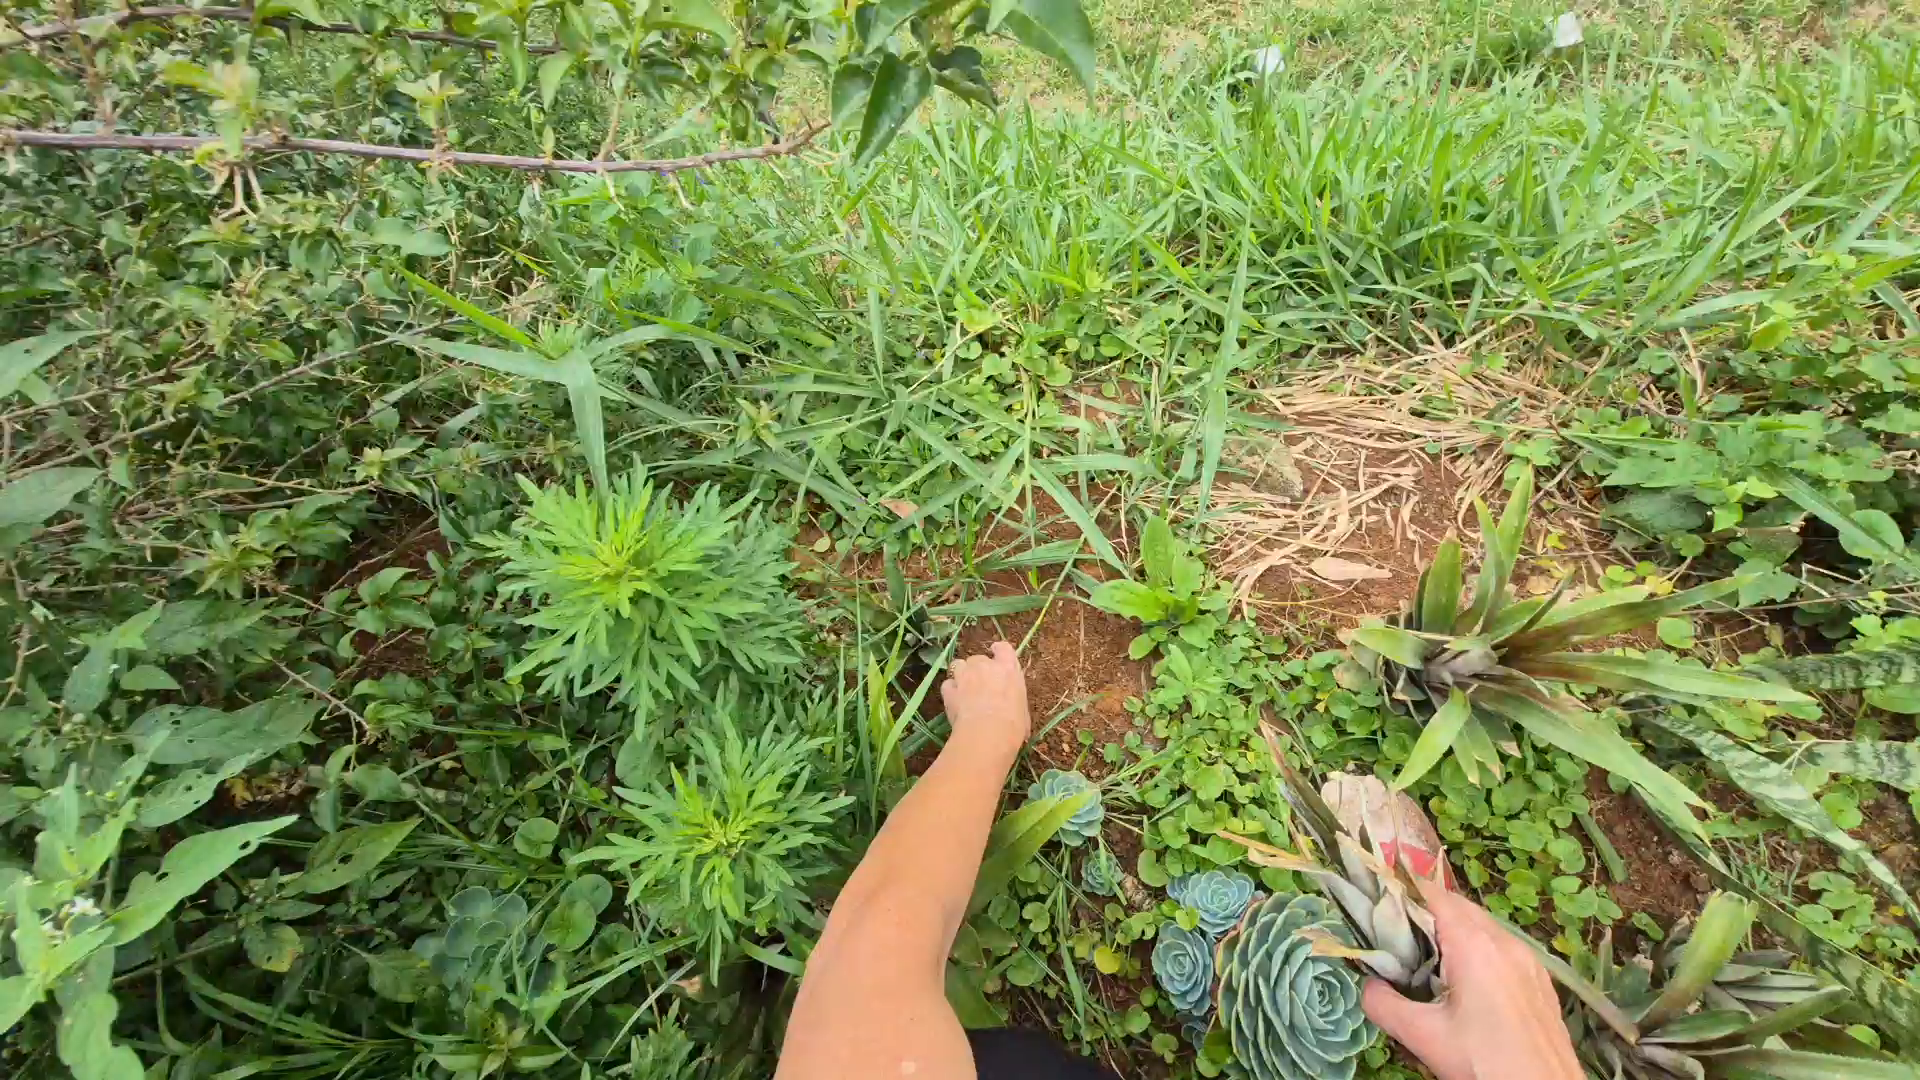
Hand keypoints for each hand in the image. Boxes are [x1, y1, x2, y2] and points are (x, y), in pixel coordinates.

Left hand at [939, 641, 1030, 759]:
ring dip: (961, 675)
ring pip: (958, 665)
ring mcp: (965, 676)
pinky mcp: (949, 690)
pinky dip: (951, 691)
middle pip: (978, 659)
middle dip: (978, 669)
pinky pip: (948, 685)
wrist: (988, 734)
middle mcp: (985, 666)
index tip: (996, 653)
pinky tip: (954, 702)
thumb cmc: (1013, 725)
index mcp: (1008, 669)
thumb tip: (1010, 707)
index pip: (1004, 648)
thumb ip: (1013, 699)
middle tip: (981, 685)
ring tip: (965, 690)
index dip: (998, 651)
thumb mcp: (1022, 710)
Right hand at [1362, 883, 1581, 1079]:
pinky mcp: (1540, 982)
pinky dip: (1475, 949)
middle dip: (1421, 911)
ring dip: (1449, 930)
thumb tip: (1368, 984)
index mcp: (1474, 945)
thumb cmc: (1487, 1067)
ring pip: (1478, 924)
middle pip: (1454, 904)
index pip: (1429, 892)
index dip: (1398, 891)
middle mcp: (1504, 942)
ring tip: (1425, 959)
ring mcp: (1528, 961)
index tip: (1374, 906)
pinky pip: (1499, 946)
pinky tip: (1463, 983)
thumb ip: (1382, 1002)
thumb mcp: (1423, 1038)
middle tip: (1394, 935)